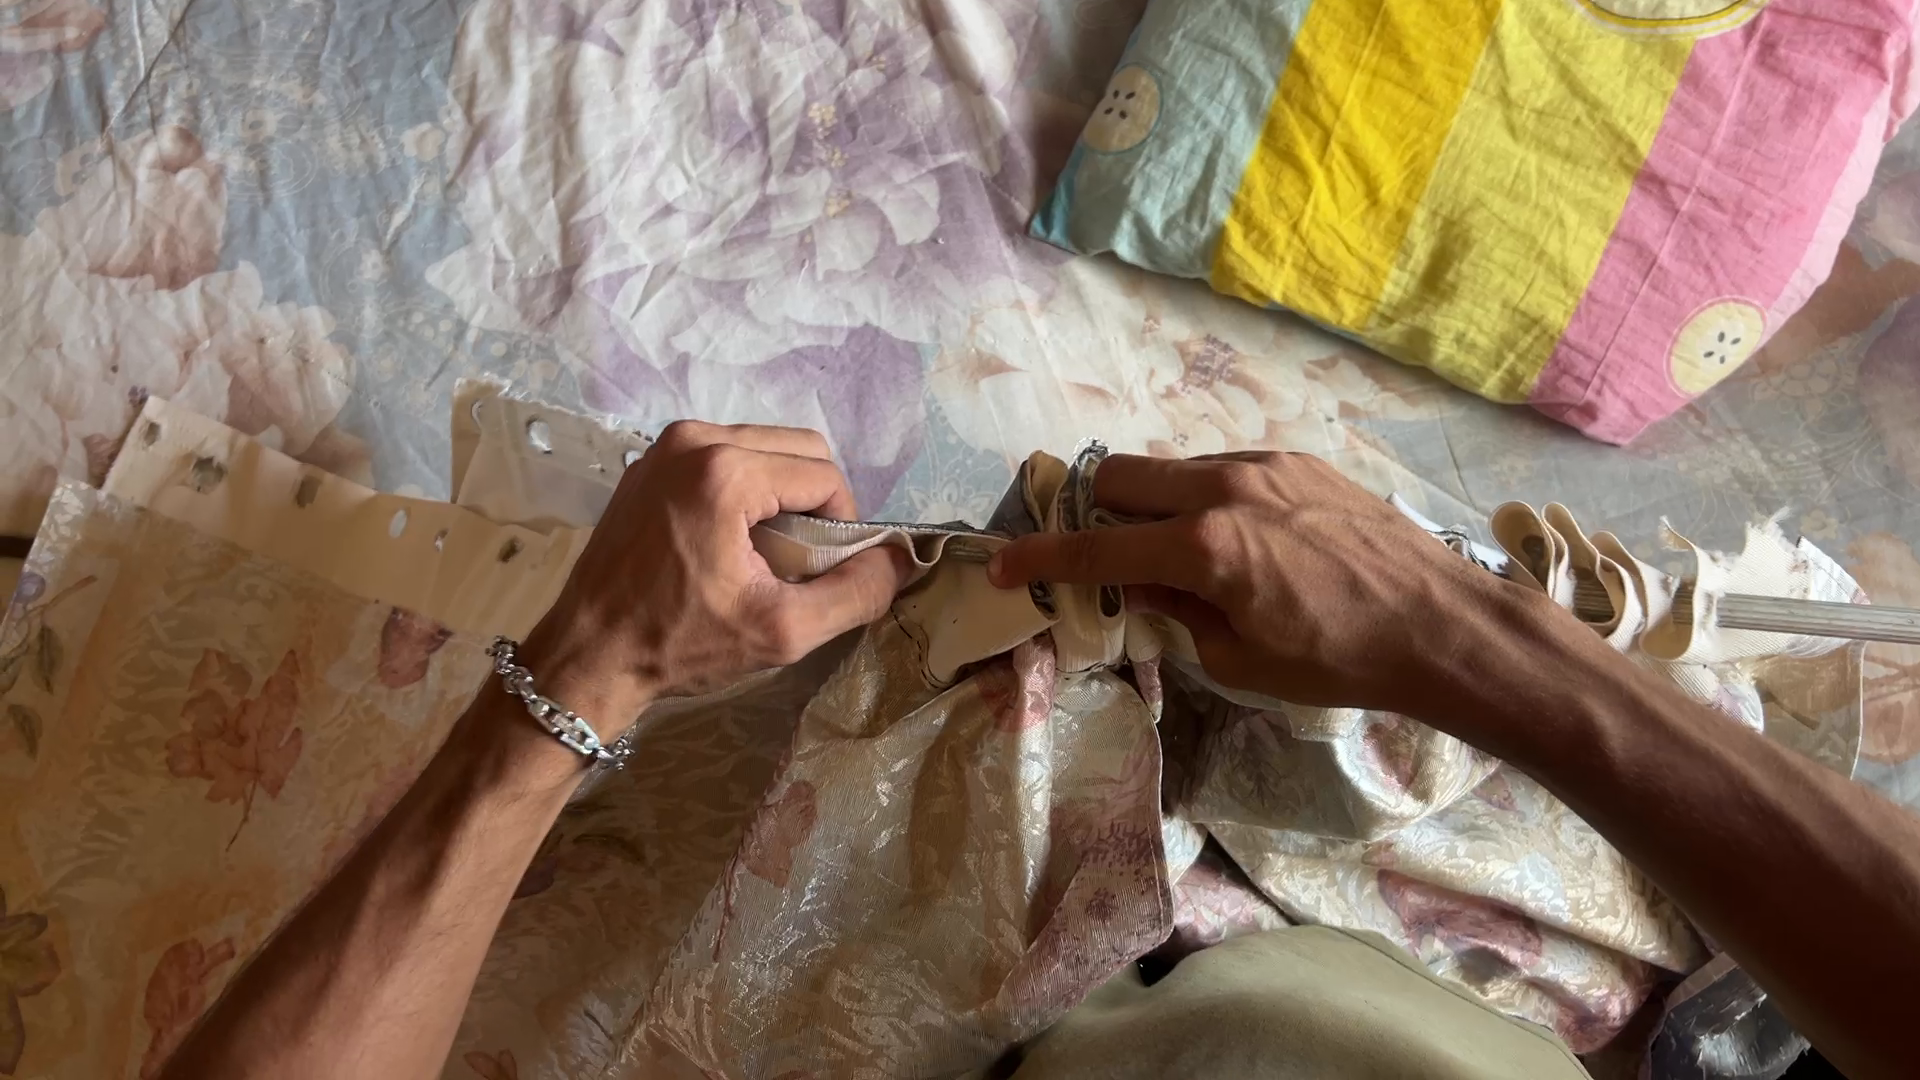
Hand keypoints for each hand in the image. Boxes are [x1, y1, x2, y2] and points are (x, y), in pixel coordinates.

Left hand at [517, 421, 911, 734]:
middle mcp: (695, 437)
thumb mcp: (784, 631)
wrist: (587, 655)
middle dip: (816, 504)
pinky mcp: (652, 458)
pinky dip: (751, 487)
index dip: (841, 527)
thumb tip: (902, 559)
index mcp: (726, 470)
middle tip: (796, 560)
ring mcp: (667, 443)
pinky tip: (732, 536)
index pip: (826, 477)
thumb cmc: (682, 644)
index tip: (815, 573)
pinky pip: (731, 453)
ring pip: (769, 447)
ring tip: (764, 550)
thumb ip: (856, 592)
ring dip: (786, 494)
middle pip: (801, 450)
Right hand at [987, 452, 1541, 714]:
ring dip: (1148, 499)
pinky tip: (1233, 530)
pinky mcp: (1295, 459)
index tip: (1003, 564)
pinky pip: (1218, 466)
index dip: (1040, 557)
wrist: (1444, 625)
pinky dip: (1198, 494)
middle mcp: (1223, 488)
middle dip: (1090, 506)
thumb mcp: (1237, 656)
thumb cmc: (1336, 660)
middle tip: (1096, 542)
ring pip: (1168, 465)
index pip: (1096, 547)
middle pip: (1119, 474)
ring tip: (1174, 542)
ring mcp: (1262, 464)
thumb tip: (1139, 581)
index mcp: (1204, 547)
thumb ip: (1173, 609)